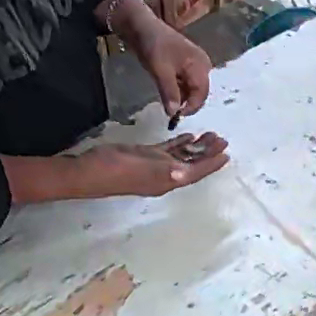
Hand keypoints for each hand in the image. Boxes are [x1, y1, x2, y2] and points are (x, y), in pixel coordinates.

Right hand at [73, 133, 228, 197]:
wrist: (88, 171)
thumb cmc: (116, 170)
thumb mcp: (143, 168)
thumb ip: (165, 170)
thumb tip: (183, 174)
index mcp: (168, 180)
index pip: (196, 172)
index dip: (212, 163)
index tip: (227, 153)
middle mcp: (166, 175)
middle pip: (193, 164)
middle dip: (208, 152)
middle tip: (221, 138)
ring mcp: (155, 166)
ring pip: (183, 156)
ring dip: (197, 147)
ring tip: (211, 135)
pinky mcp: (145, 157)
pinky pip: (169, 150)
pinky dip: (180, 143)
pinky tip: (189, 136)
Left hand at [129, 20, 212, 120]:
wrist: (141, 27)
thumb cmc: (154, 46)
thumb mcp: (160, 71)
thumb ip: (169, 92)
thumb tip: (173, 113)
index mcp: (200, 65)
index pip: (201, 94)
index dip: (190, 108)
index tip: (175, 117)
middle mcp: (202, 66)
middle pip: (198, 93)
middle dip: (186, 103)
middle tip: (169, 111)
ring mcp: (194, 66)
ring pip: (191, 90)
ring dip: (180, 97)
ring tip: (166, 99)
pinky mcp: (185, 66)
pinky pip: (185, 83)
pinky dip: (177, 90)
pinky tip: (166, 90)